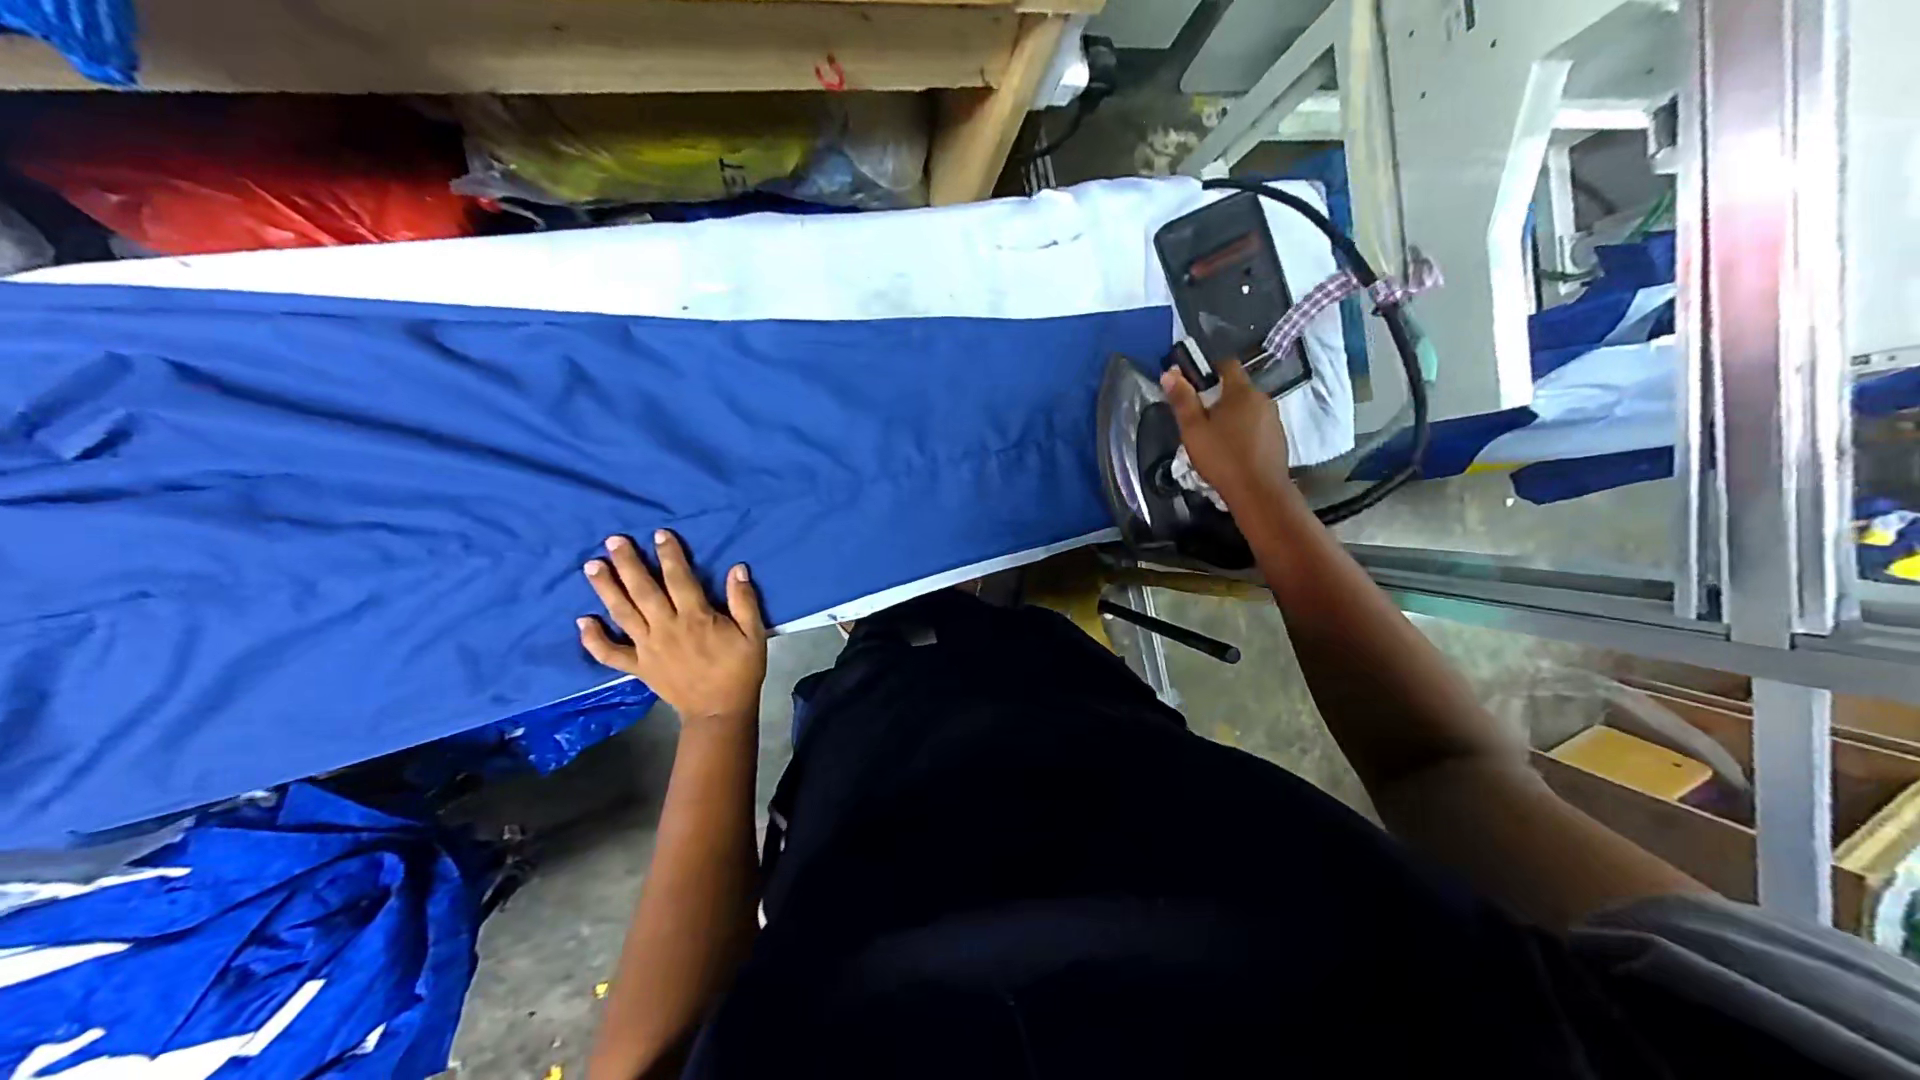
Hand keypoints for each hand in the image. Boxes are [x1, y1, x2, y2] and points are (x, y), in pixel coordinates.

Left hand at [579, 531, 767, 723]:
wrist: (720, 711)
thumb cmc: (740, 670)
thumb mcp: (753, 634)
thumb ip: (744, 601)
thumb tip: (737, 569)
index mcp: (695, 618)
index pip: (679, 578)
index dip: (669, 554)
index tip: (659, 534)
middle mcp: (666, 628)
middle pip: (642, 590)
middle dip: (627, 563)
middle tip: (612, 540)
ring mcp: (648, 648)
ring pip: (622, 613)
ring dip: (606, 589)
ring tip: (591, 566)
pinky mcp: (638, 667)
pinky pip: (610, 653)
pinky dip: (593, 639)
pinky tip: (582, 621)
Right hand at [1160, 355, 1293, 506]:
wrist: (1258, 492)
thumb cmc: (1221, 457)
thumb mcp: (1193, 429)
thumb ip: (1182, 399)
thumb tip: (1169, 373)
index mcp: (1241, 391)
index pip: (1227, 364)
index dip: (1209, 370)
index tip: (1194, 386)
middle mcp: (1262, 398)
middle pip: (1237, 388)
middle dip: (1219, 397)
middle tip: (1200, 419)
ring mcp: (1274, 418)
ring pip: (1248, 408)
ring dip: (1233, 415)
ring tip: (1215, 438)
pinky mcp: (1279, 437)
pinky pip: (1257, 425)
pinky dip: (1245, 431)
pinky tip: (1233, 450)